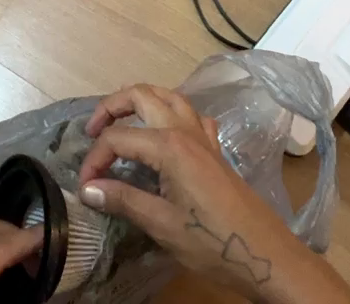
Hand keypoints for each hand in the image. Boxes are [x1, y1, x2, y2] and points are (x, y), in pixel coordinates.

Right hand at [78, 85, 349, 303]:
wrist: (265, 254)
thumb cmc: (211, 241)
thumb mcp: (161, 224)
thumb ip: (122, 199)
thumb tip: (87, 188)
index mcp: (168, 145)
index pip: (118, 138)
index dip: (95, 159)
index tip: (85, 186)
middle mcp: (184, 129)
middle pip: (141, 95)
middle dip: (111, 106)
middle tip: (93, 131)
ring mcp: (203, 135)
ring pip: (168, 95)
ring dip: (141, 100)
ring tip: (122, 120)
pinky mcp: (215, 147)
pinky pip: (192, 114)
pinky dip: (172, 113)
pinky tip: (167, 133)